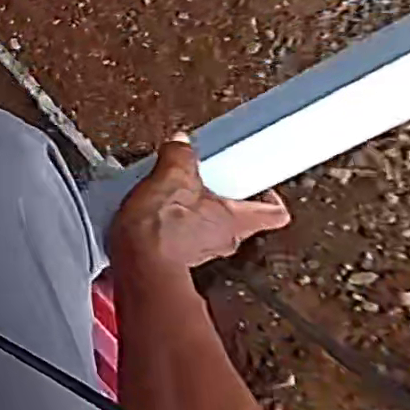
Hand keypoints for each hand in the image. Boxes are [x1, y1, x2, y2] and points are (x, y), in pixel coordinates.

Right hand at [110, 133, 289, 271]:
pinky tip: (146, 215)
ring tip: (162, 197)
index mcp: (237, 219)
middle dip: (215, 199)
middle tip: (195, 181)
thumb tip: (181, 144)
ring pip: (204, 227)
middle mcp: (225, 239)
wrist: (136, 264)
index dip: (267, 195)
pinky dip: (165, 226)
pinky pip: (176, 236)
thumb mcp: (171, 177)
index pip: (274, 211)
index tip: (253, 181)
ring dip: (188, 213)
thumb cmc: (161, 229)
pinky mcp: (173, 257)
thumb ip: (180, 156)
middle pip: (234, 216)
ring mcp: (199, 251)